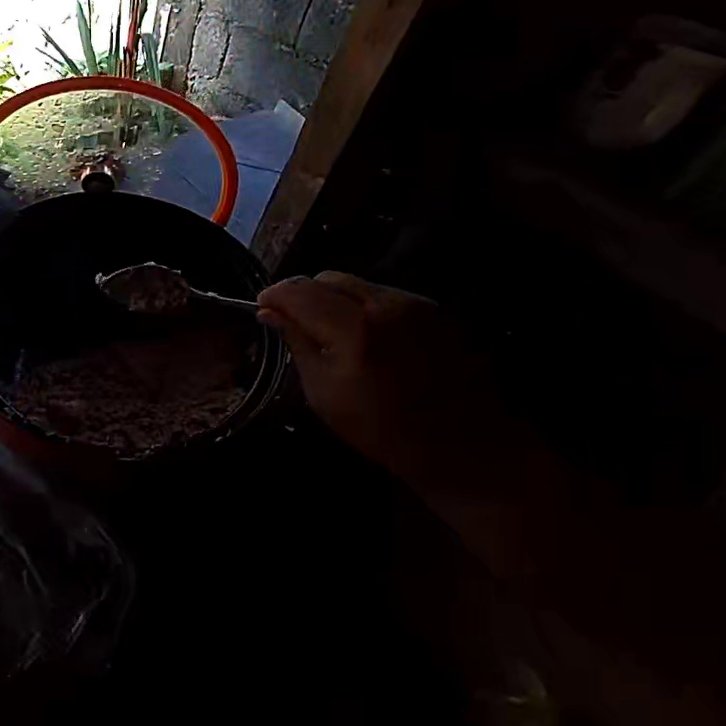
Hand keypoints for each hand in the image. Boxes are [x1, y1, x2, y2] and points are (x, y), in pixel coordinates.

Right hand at [257, 271, 503, 478]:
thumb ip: (297, 343)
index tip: (262, 306)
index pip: (299, 292)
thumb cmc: (382, 429)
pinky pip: (384, 294)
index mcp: (354, 329)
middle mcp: (386, 304)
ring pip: (356, 283)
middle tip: (294, 320)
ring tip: (330, 330)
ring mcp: (416, 304)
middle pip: (327, 278)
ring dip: (334, 299)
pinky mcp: (435, 310)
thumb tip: (269, 313)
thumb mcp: (323, 392)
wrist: (464, 446)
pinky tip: (365, 337)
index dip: (274, 295)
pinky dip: (363, 306)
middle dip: (304, 294)